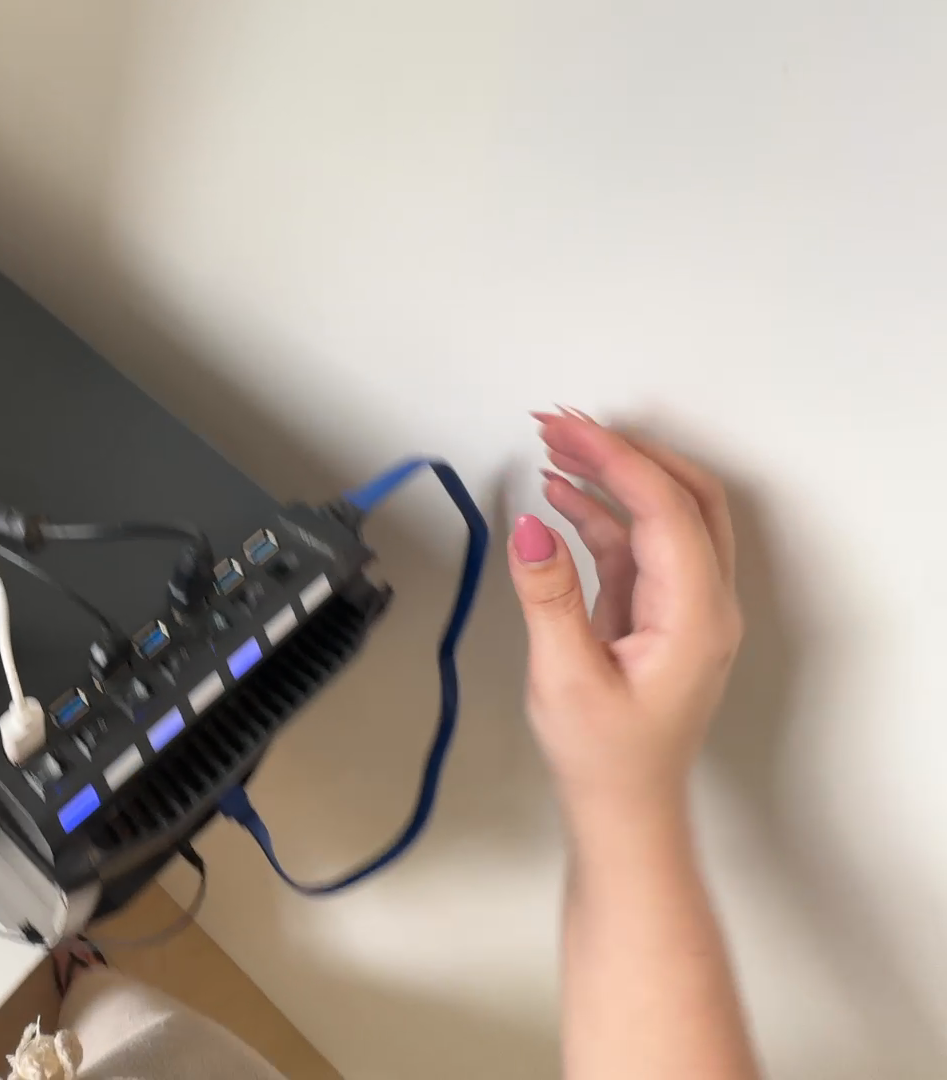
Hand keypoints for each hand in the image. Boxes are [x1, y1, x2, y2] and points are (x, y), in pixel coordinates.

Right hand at [510, 409, 742, 830]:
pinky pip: (632, 544)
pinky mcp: (651, 610)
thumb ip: (548, 596)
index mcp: (694, 615)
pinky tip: (558, 496)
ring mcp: (679, 604)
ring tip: (553, 446)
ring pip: (661, 516)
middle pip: (685, 498)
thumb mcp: (563, 672)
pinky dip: (596, 511)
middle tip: (561, 424)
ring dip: (611, 474)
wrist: (620, 798)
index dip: (616, 461)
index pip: (665, 513)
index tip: (564, 429)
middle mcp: (701, 600)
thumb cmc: (600, 748)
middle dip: (625, 451)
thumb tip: (530, 529)